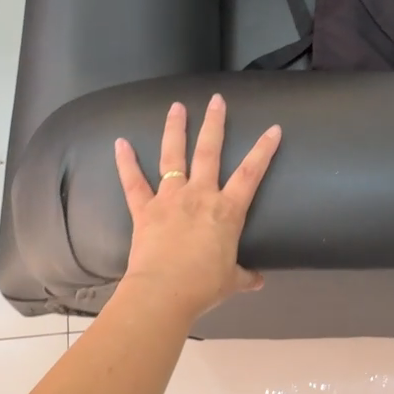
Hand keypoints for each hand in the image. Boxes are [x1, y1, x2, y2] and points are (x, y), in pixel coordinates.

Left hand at [113, 95, 282, 320]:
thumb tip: (258, 280)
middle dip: (214, 123)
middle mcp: (199, 196)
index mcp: (227, 211)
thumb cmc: (203, 287)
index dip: (263, 149)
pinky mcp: (144, 210)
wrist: (163, 293)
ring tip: (177, 107)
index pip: (251, 173)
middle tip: (216, 101)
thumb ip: (245, 276)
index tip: (273, 128)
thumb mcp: (231, 282)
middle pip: (209, 151)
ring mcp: (170, 199)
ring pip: (173, 156)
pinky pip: (134, 182)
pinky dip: (126, 162)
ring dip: (175, 129)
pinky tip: (120, 143)